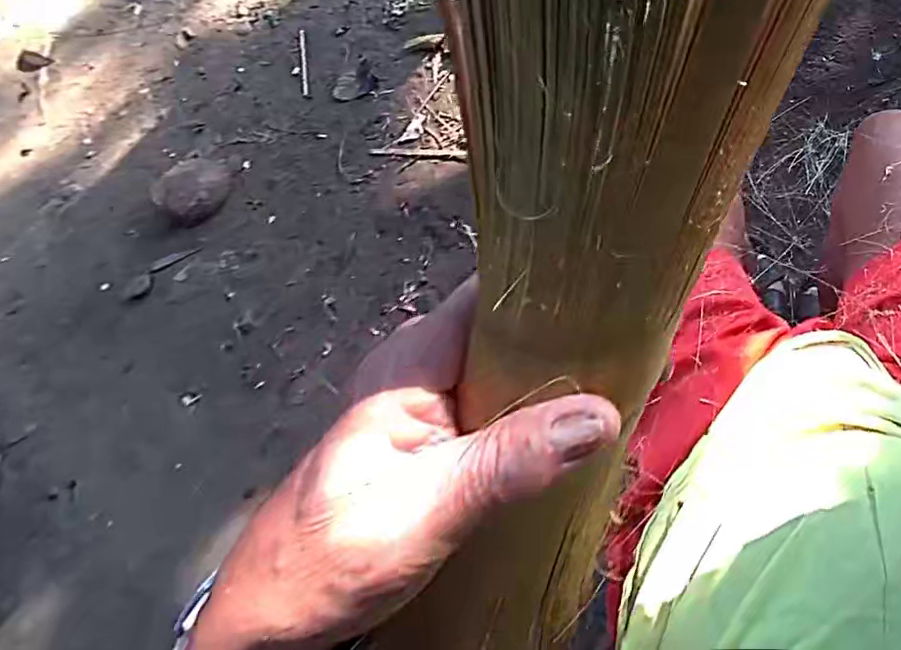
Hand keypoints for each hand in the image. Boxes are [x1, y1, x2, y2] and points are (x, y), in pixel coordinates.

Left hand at [190, 277, 620, 649]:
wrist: (275, 611)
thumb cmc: (330, 553)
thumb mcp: (425, 510)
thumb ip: (507, 462)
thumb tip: (600, 415)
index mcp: (417, 354)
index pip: (494, 291)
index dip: (549, 288)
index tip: (609, 299)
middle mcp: (425, 357)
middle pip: (507, 323)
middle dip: (561, 335)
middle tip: (625, 352)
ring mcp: (430, 390)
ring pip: (505, 359)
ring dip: (551, 372)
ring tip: (611, 379)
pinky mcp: (435, 422)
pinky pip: (496, 391)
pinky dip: (531, 401)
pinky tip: (565, 421)